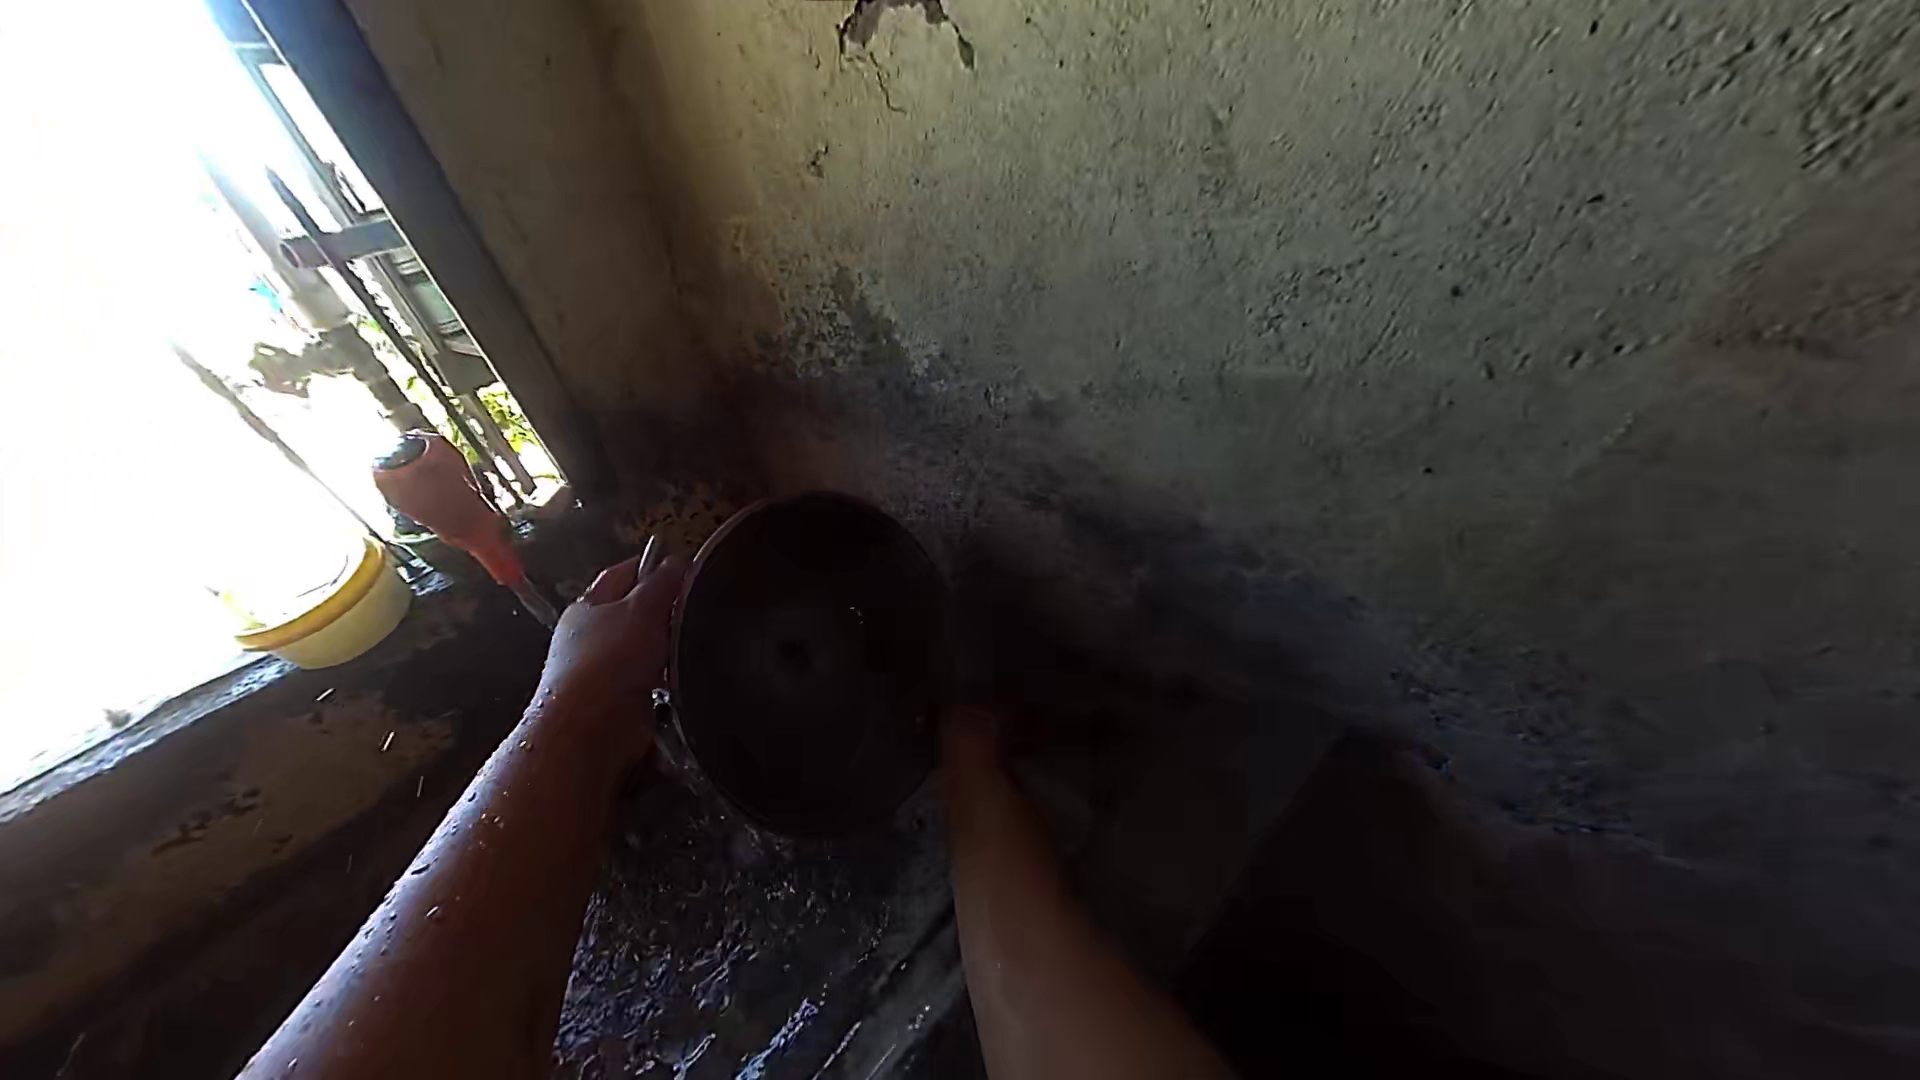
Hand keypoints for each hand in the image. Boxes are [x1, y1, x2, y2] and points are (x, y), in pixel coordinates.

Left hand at [534, 547, 685, 759]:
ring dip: (669, 643)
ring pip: (648, 644)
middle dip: (666, 608)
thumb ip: (663, 582)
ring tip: (693, 639)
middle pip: (637, 610)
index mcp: (589, 606)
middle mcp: (592, 635)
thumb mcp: (642, 609)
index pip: (623, 573)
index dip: (653, 565)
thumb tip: (678, 560)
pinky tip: (683, 671)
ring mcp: (606, 667)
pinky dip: (669, 672)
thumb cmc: (609, 660)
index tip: (684, 563)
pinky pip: (654, 674)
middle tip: (695, 603)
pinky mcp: (623, 695)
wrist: (593, 728)